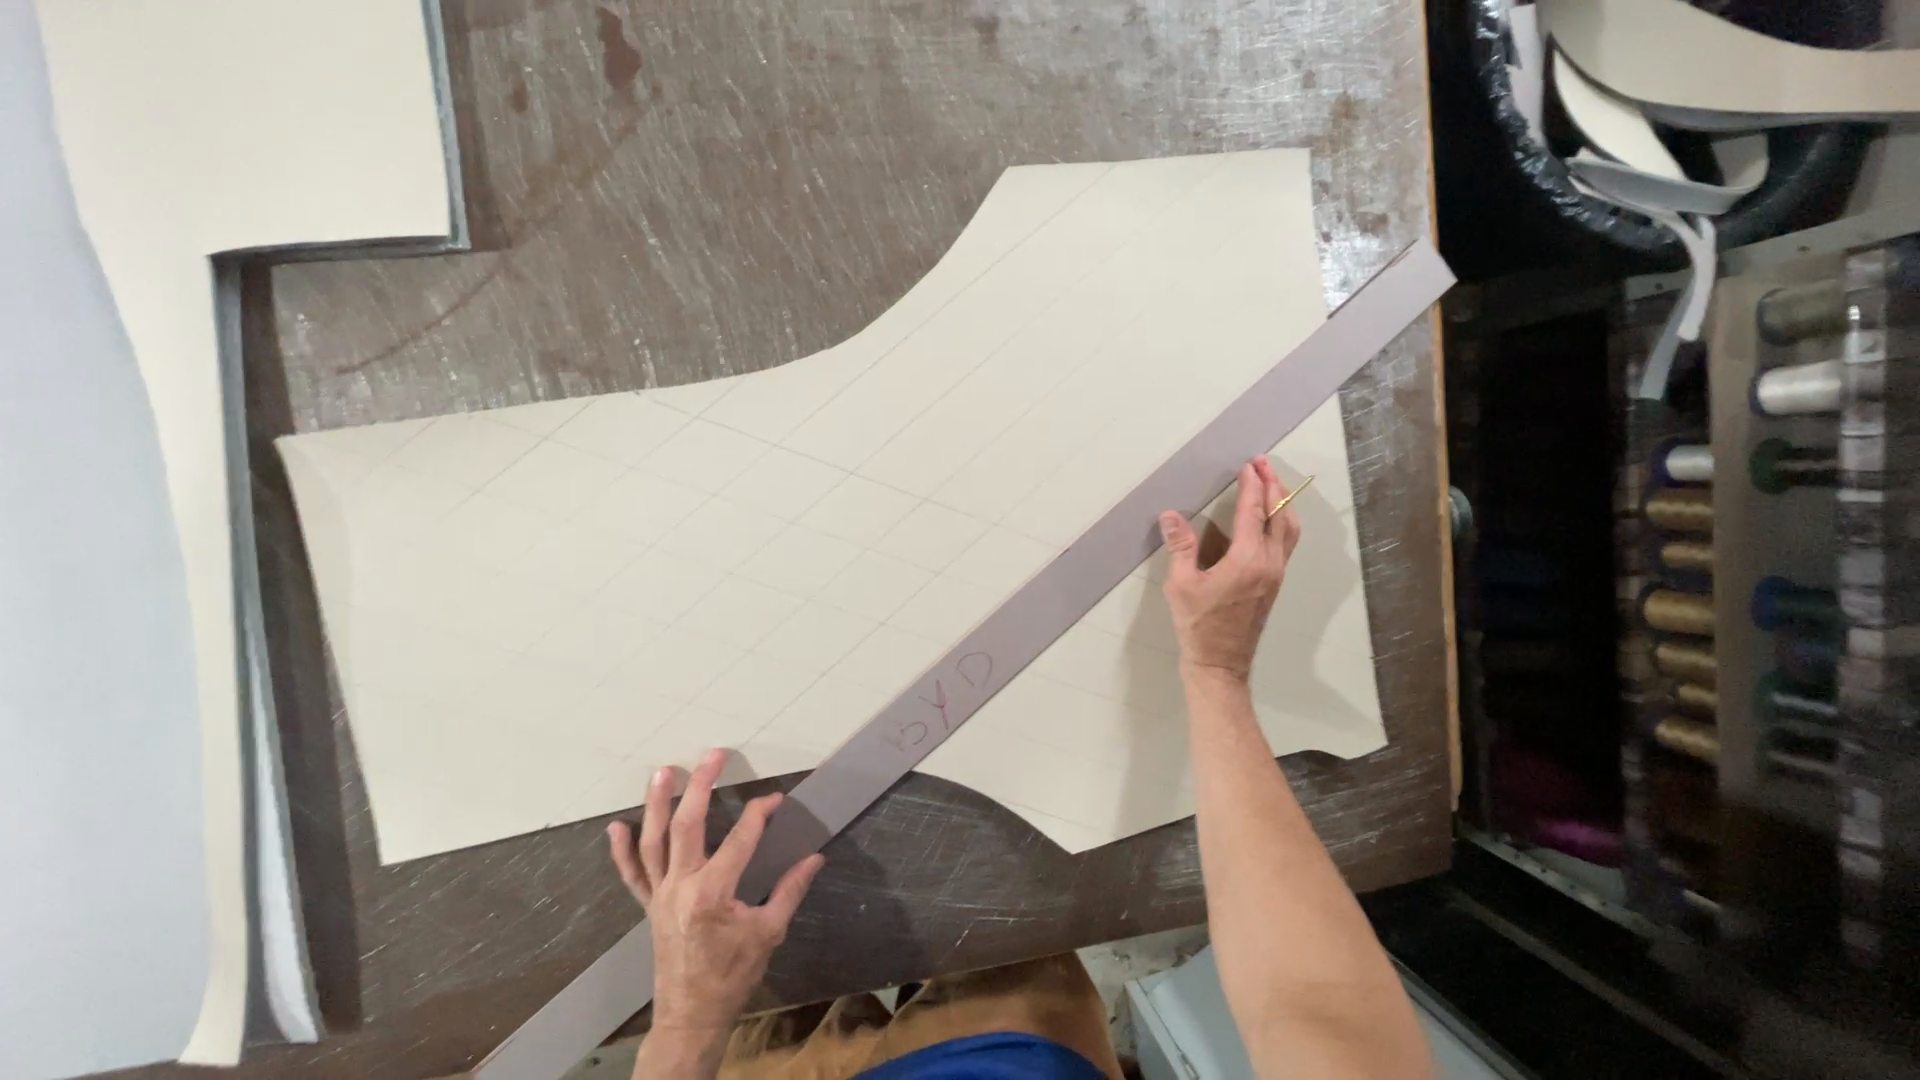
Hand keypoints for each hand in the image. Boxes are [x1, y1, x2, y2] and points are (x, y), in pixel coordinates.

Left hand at [607, 749, 825, 1038]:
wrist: (692, 1015)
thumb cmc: (733, 975)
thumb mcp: (769, 933)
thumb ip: (790, 890)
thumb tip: (815, 858)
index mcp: (714, 892)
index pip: (741, 838)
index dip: (761, 813)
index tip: (776, 799)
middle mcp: (682, 886)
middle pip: (688, 824)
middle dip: (702, 785)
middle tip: (714, 755)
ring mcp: (660, 895)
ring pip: (654, 841)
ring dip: (657, 803)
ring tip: (664, 771)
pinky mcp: (649, 906)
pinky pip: (632, 874)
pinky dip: (621, 850)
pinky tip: (615, 826)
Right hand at [1158, 458, 1302, 682]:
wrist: (1220, 663)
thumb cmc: (1198, 625)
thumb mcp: (1180, 585)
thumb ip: (1180, 547)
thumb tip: (1171, 515)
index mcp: (1247, 560)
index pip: (1253, 512)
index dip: (1251, 486)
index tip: (1248, 465)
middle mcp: (1269, 563)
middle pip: (1279, 514)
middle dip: (1272, 485)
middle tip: (1262, 463)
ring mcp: (1276, 574)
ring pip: (1289, 528)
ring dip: (1281, 502)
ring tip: (1271, 483)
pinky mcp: (1275, 583)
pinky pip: (1287, 542)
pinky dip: (1283, 520)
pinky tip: (1272, 517)